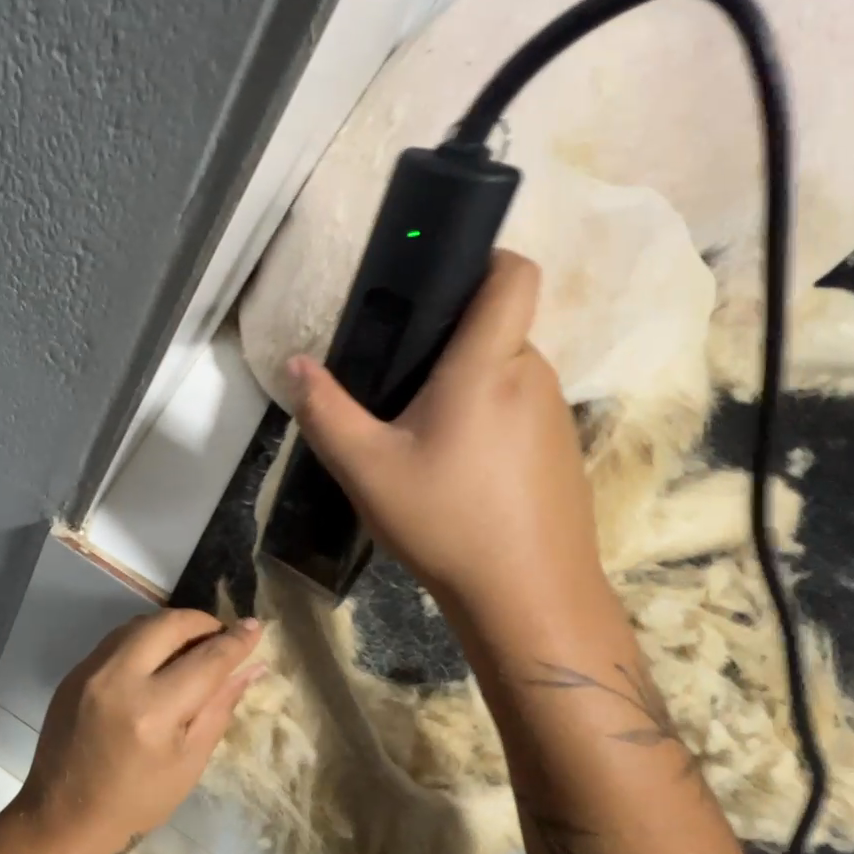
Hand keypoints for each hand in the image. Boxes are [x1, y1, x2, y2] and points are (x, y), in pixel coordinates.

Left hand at [17, 610, 263, 846]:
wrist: (65, 813)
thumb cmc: (137, 799)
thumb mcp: (189, 762)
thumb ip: (219, 707)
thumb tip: (251, 667)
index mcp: (153, 710)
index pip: (206, 660)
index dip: (236, 641)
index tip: (255, 628)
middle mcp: (118, 678)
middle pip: (169, 624)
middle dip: (202, 623)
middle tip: (222, 637)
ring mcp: (90, 670)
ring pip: (139, 624)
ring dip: (171, 627)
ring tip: (192, 647)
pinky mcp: (74, 671)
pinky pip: (116, 639)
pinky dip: (144, 640)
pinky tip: (157, 660)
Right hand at [285, 252, 602, 618]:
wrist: (527, 596)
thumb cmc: (445, 521)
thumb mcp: (364, 468)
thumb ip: (325, 410)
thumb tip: (294, 365)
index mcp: (486, 366)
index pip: (513, 275)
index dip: (486, 258)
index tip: (438, 279)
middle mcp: (531, 374)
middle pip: (494, 328)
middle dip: (446, 342)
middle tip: (393, 387)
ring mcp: (553, 413)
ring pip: (502, 371)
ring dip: (462, 385)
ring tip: (416, 435)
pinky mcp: (559, 448)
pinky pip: (516, 407)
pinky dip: (483, 417)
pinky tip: (453, 469)